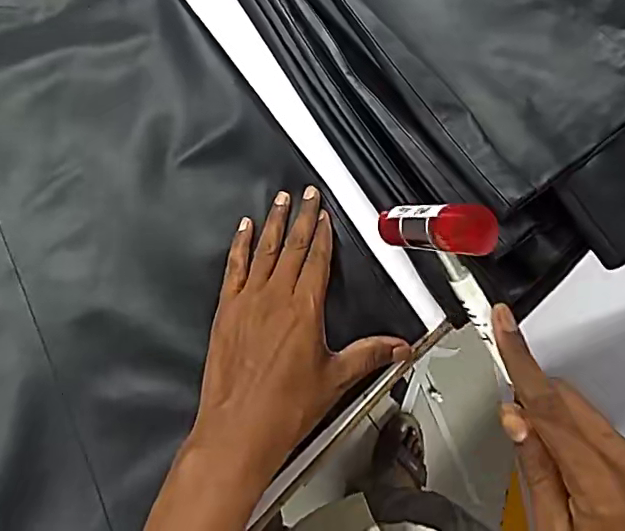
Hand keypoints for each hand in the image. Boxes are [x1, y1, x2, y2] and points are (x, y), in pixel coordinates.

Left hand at [144, 188, 410, 530]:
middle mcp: (276, 297)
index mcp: (304, 309)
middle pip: (293, 245)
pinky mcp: (227, 308)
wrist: (238, 430)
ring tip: (281, 199)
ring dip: (275, 221)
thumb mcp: (335, 381)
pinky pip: (235, 266)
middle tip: (307, 193)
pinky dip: (240, 244)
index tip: (325, 215)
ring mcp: (249, 299)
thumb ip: (368, 355)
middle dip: (303, 215)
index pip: (317, 259)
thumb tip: (398, 348)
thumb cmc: (284, 410)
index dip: (322, 234)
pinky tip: (244, 228)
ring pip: (265, 248)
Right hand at [494, 304, 624, 530]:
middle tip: (512, 423)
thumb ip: (536, 472)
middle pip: (564, 399)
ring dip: (552, 417)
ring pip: (579, 409)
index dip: (519, 358)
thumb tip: (514, 419)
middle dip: (531, 397)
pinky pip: (598, 428)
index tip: (503, 323)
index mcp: (604, 484)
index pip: (548, 403)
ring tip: (543, 459)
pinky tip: (565, 462)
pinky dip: (573, 432)